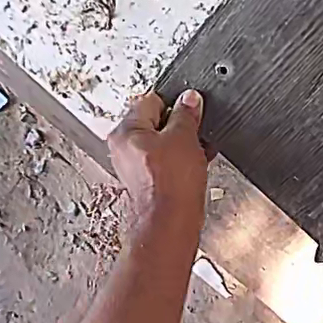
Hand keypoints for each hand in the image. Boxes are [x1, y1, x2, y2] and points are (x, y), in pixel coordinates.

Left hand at [109, 90, 208, 236]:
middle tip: (195, 133)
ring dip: (182, 145)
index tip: (192, 110)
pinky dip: (180, 161)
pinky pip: (165, 163)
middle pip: (156, 124)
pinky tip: (196, 165)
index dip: (176, 104)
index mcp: (125, 131)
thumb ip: (187, 114)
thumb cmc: (171, 185)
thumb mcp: (184, 138)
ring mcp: (134, 167)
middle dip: (179, 127)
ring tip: (199, 151)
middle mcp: (124, 148)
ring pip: (162, 144)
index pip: (151, 101)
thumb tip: (190, 99)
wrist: (172, 222)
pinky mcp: (147, 182)